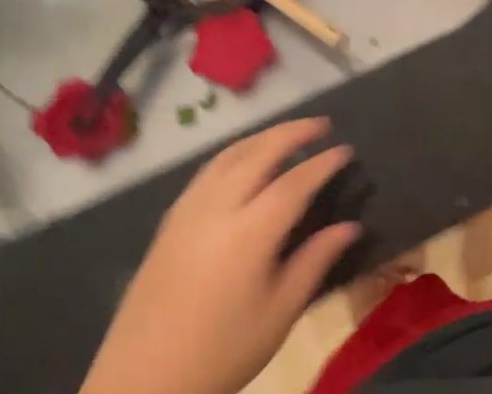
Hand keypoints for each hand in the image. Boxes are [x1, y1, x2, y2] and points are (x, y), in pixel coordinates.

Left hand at [81, 118, 360, 393]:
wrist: (142, 381)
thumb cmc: (221, 351)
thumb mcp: (279, 314)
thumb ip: (314, 262)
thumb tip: (349, 226)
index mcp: (248, 233)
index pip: (294, 182)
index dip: (323, 163)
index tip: (346, 150)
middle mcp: (216, 208)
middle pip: (258, 152)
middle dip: (292, 132)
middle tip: (322, 125)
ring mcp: (187, 211)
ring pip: (228, 155)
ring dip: (262, 137)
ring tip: (287, 134)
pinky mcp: (169, 222)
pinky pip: (208, 171)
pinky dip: (234, 154)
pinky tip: (244, 163)